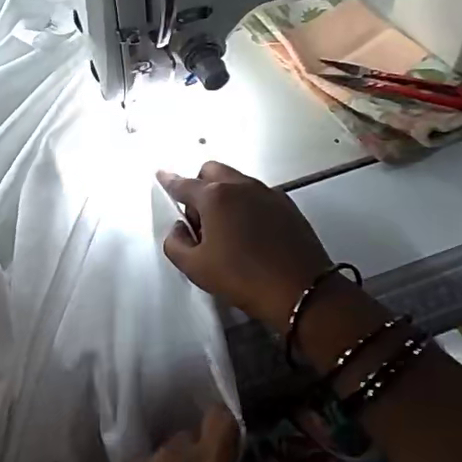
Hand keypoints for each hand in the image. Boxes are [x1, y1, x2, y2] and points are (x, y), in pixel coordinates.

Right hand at [158, 162, 333, 331]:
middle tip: (199, 219)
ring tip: (225, 230)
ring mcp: (268, 193)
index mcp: (215, 197)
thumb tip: (179, 228)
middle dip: (200, 186)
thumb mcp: (196, 268)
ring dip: (224, 194)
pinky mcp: (287, 205)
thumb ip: (176, 244)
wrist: (301, 290)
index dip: (169, 181)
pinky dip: (246, 203)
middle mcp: (242, 186)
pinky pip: (257, 195)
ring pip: (237, 181)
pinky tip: (250, 232)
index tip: (161, 176)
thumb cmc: (243, 278)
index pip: (184, 184)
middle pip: (212, 171)